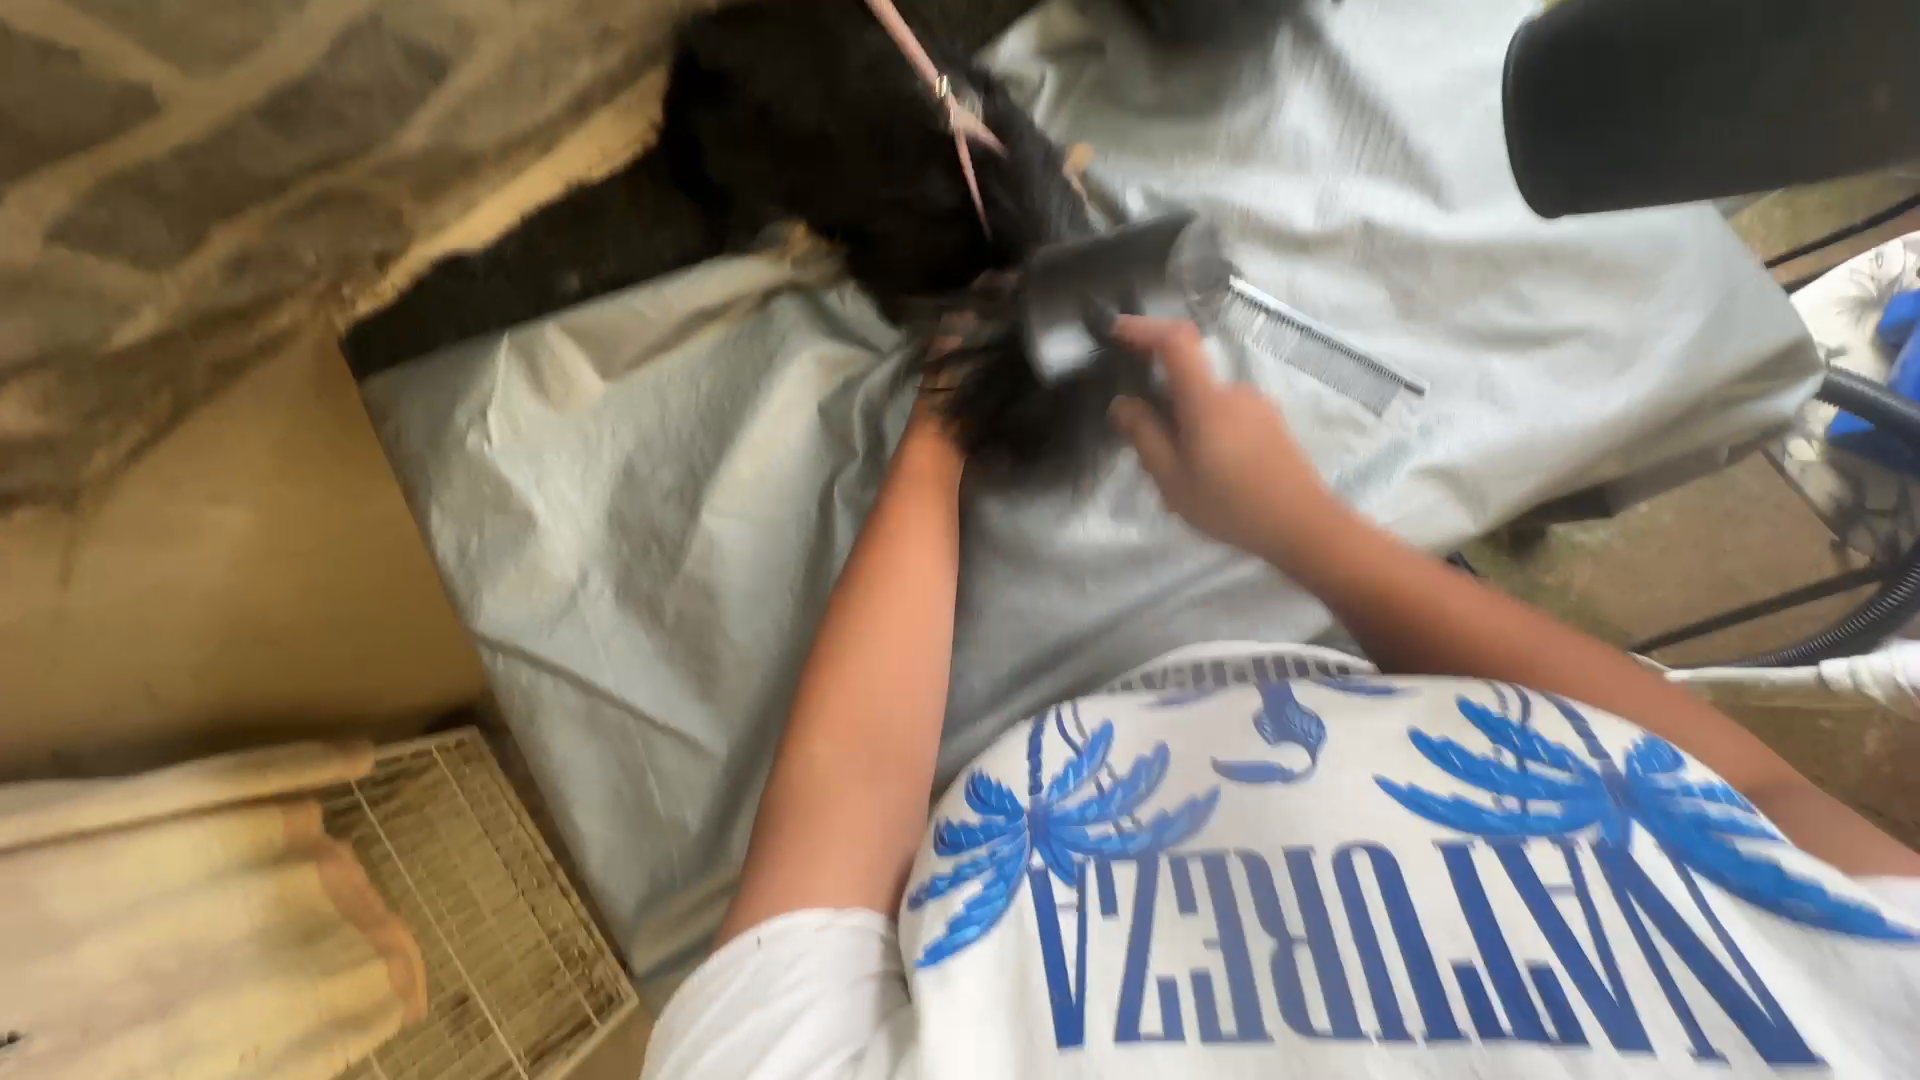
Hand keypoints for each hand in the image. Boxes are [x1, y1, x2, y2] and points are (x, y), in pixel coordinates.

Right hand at [1108, 317, 1342, 560]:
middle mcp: (1233, 391)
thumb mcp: (1173, 479)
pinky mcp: (1268, 422)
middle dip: (1159, 401)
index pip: (1176, 341)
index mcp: (1207, 400)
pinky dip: (1205, 434)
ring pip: (1204, 402)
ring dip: (1183, 425)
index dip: (1144, 328)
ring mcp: (1256, 405)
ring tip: (1179, 474)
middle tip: (1145, 447)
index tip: (1116, 331)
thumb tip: (1122, 404)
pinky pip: (1224, 416)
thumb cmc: (1231, 506)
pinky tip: (1208, 476)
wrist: (1303, 526)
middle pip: (1186, 377)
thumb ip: (1144, 435)